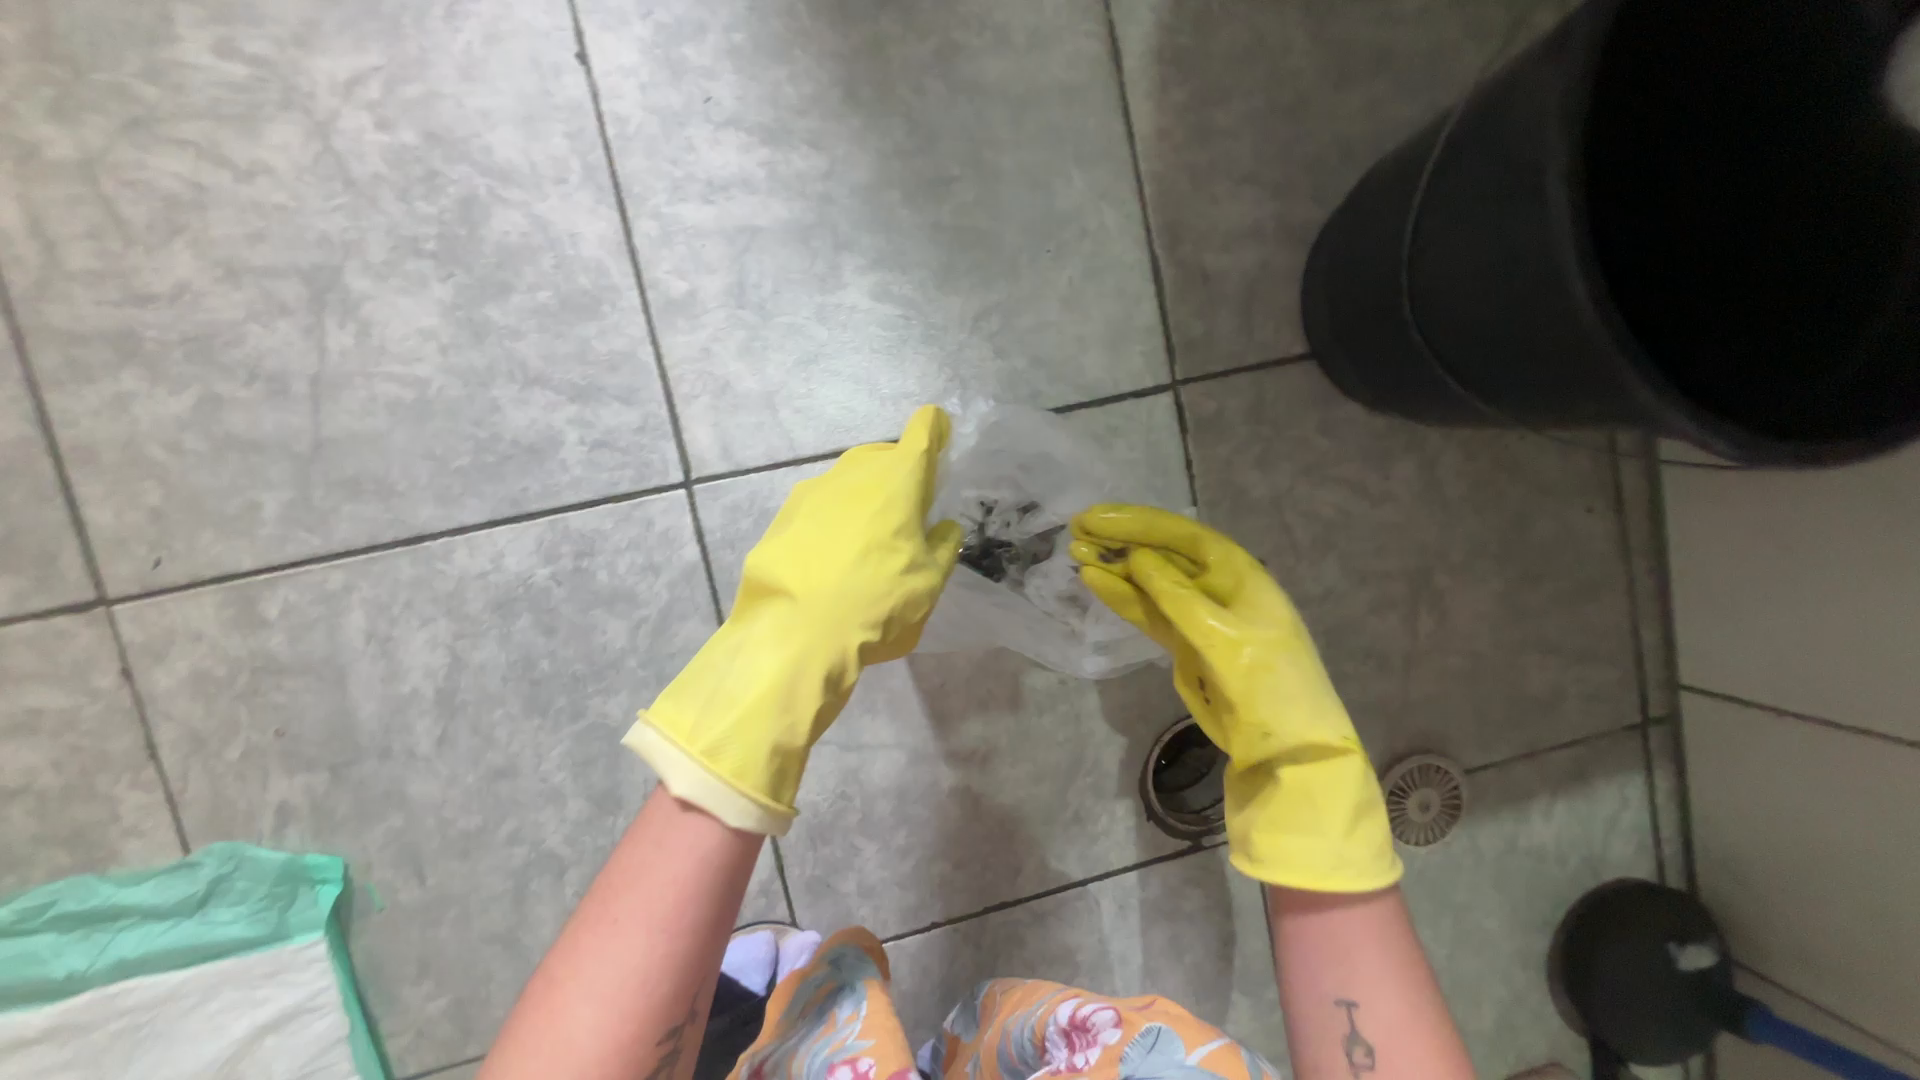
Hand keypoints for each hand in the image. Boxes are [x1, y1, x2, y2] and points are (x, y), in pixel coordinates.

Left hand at [625, 406, 965, 834]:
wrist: (795, 636)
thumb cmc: (878, 604)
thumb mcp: (930, 583)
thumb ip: (941, 546)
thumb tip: (941, 527)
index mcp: (899, 479)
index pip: (924, 429)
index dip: (936, 432)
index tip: (940, 446)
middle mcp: (854, 472)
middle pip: (883, 456)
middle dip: (898, 475)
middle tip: (905, 517)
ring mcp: (812, 491)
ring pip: (847, 482)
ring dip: (862, 501)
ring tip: (864, 547)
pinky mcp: (782, 517)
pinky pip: (818, 509)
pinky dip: (830, 524)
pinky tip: (828, 563)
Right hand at [1070, 505, 1400, 891]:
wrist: (1285, 745)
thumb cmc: (1266, 682)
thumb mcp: (1221, 635)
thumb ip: (1175, 595)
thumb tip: (1136, 556)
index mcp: (1237, 571)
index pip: (1180, 534)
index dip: (1136, 522)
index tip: (1094, 517)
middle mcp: (1216, 585)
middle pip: (1161, 553)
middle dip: (1120, 540)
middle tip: (1075, 531)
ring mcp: (1198, 616)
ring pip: (1149, 583)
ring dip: (1114, 568)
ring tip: (1075, 553)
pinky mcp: (1184, 644)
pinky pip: (1148, 613)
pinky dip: (1122, 598)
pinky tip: (1094, 582)